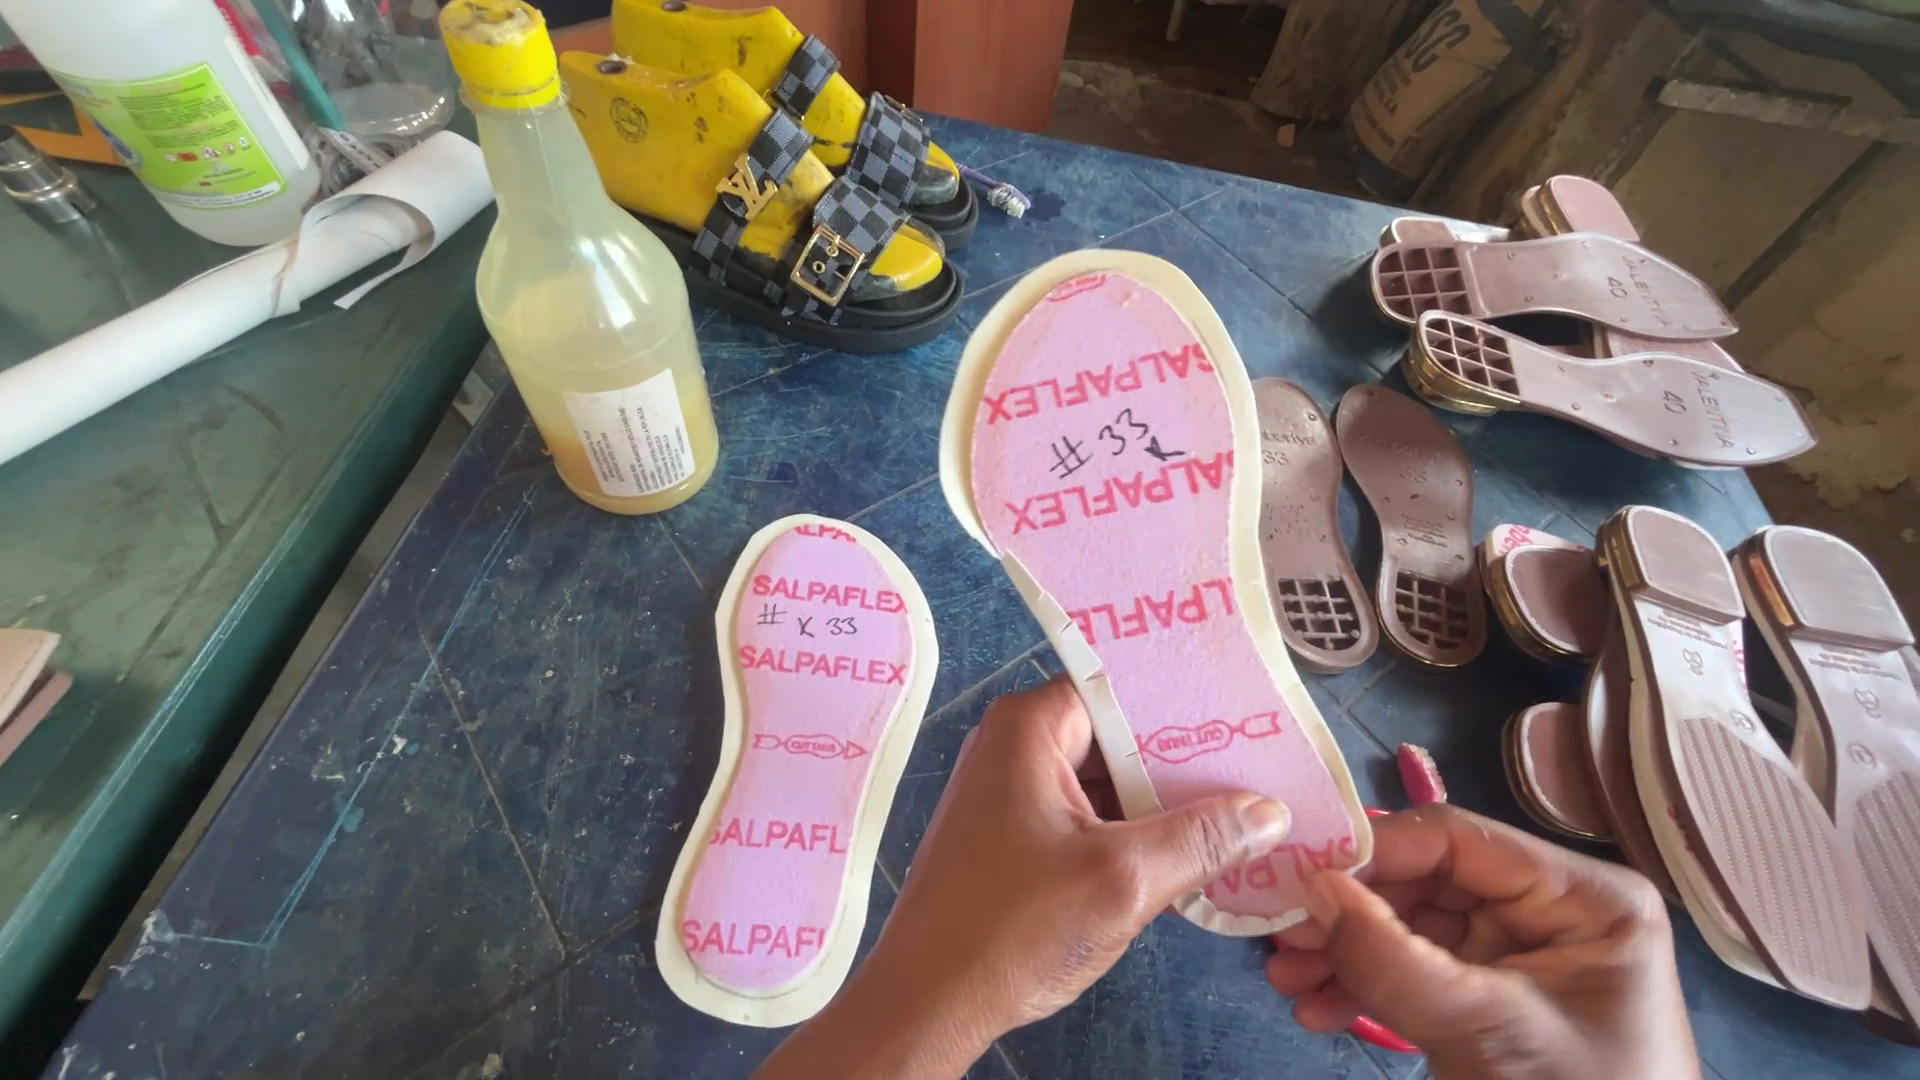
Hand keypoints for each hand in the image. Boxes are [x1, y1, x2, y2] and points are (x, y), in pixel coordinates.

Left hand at [758, 676, 1292, 1078]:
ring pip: (1101, 775)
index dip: (1179, 701)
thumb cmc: (1014, 926)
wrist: (928, 1000)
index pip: (1117, 688)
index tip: (1240, 711)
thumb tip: (1270, 811)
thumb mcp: (1121, 879)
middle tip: (1254, 762)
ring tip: (1237, 804)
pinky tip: (1182, 846)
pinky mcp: (1014, 828)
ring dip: (1157, 797)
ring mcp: (1011, 787)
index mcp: (1028, 725)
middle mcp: (1015, 742)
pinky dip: (1127, 825)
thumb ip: (1199, 839)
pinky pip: (1083, 809)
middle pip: (1113, 732)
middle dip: (1178, 756)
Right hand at [1267, 804, 1698, 1079]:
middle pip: (1418, 877)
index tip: (1302, 880)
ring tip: (1288, 979)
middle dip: (1347, 914)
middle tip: (1285, 938)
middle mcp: (1545, 906)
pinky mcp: (1484, 985)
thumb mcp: (1486, 1036)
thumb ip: (1393, 959)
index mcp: (1581, 897)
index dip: (1373, 852)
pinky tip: (1319, 1007)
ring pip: (1403, 919)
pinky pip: (1409, 962)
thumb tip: (1311, 884)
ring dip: (1341, 950)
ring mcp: (1513, 947)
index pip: (1454, 838)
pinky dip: (1361, 981)